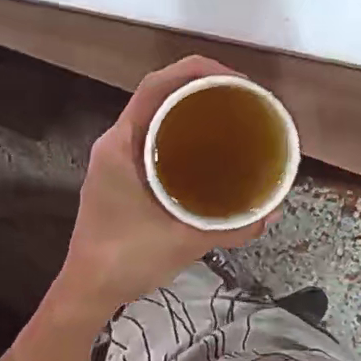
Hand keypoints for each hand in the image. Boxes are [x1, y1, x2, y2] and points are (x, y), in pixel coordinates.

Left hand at [54, 56, 274, 317]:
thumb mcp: (185, 241)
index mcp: (120, 145)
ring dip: (187, 114)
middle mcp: (113, 144)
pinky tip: (204, 156)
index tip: (237, 83)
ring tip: (229, 122)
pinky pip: (149, 143)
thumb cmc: (127, 259)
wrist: (87, 289)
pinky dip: (176, 139)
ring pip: (152, 120)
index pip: (155, 85)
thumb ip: (231, 226)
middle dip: (200, 90)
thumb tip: (272, 212)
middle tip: (242, 103)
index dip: (197, 71)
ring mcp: (111, 161)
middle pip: (156, 97)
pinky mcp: (115, 178)